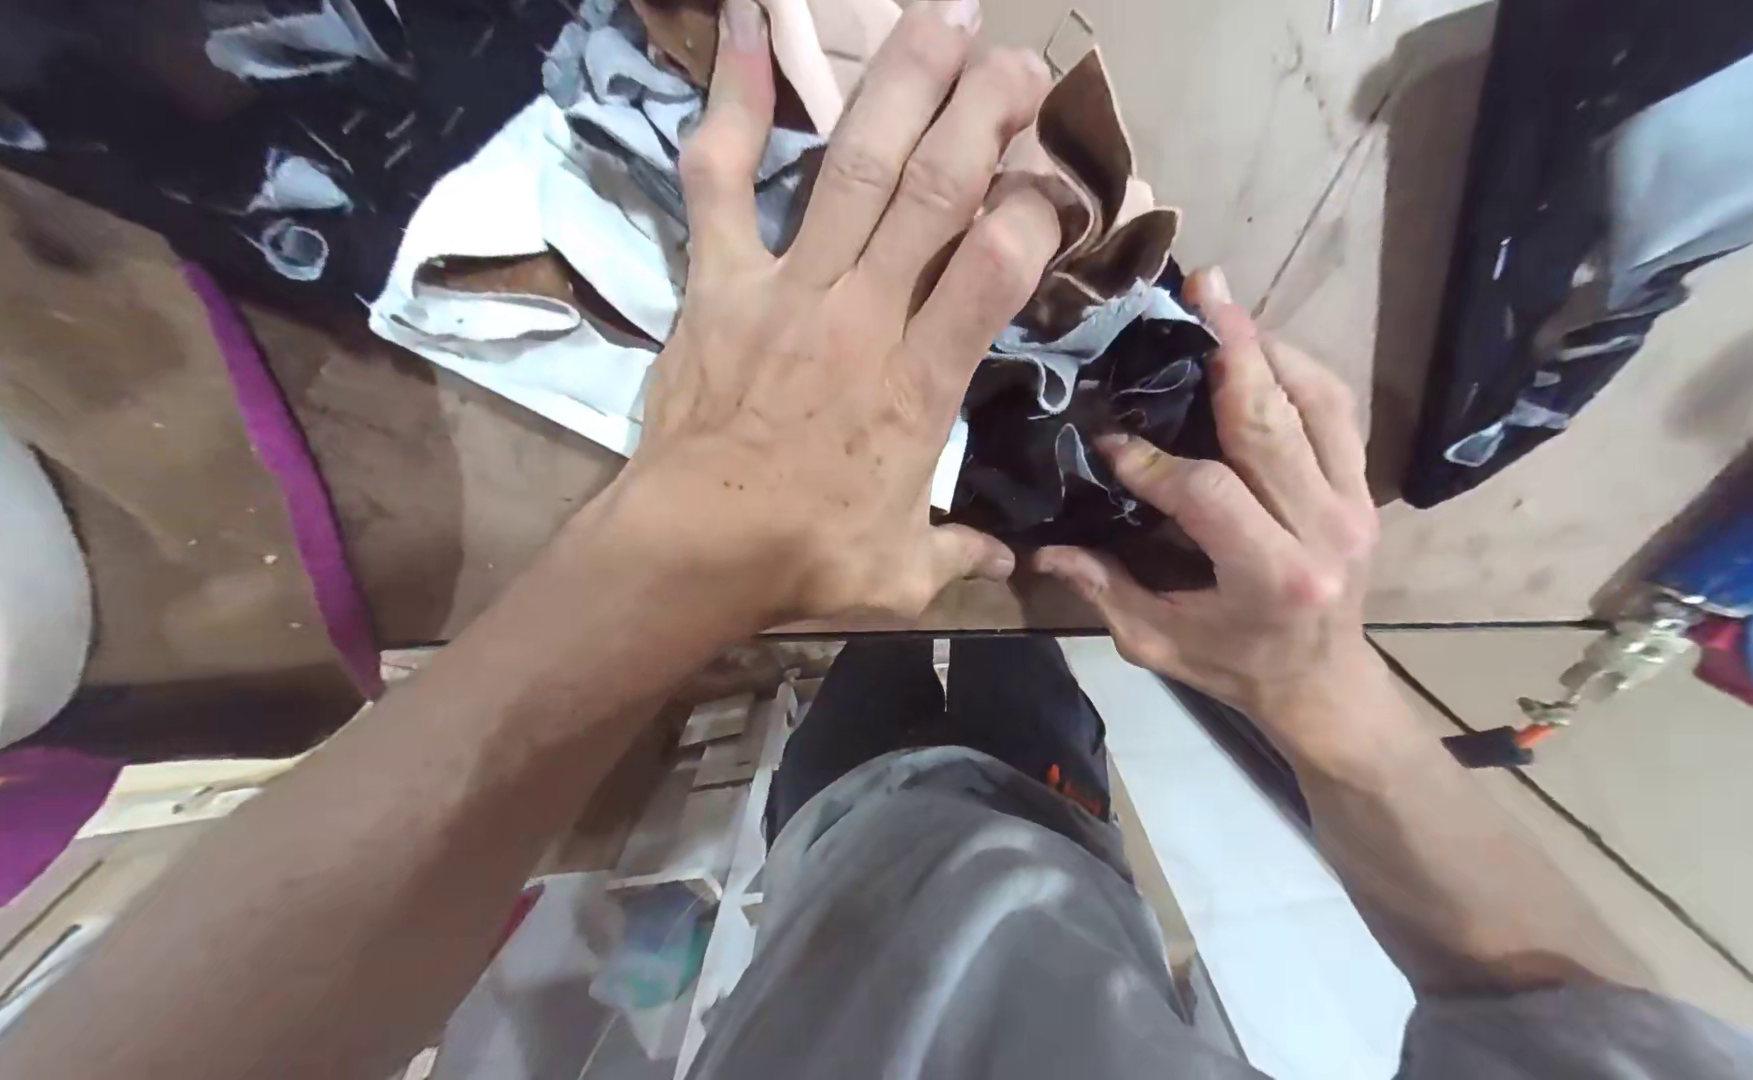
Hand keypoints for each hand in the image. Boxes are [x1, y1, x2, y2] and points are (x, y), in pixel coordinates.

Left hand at [605, 0, 1059, 623]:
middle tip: (1022, 65)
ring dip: (903, 83)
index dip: (1040, 207)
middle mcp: (863, 318)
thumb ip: (959, 556)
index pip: (997, 264)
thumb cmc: (804, 561)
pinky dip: (729, 103)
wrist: (694, 550)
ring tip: (944, 19)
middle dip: (988, 113)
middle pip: (937, 189)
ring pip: (855, 165)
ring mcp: (787, 291)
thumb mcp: (901, 575)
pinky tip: (748, 23)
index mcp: (919, 386)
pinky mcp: (719, 285)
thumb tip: (1007, 565)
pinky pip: (721, 181)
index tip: (1059, 186)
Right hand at [1034, 269, 1387, 749]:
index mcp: (1270, 575)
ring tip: (1224, 303)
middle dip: (1228, 352)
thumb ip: (1103, 591)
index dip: (1150, 462)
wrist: (1324, 683)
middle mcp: (1323, 529)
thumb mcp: (1155, 642)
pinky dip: (1300, 369)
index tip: (1108, 442)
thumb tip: (1042, 552)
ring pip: (1316, 401)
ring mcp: (1354, 502)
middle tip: (1196, 294)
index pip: (1206, 492)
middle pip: (1272, 422)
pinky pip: (1338, 411)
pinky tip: (1259, 344)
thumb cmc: (1233, 667)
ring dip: (1266, 347)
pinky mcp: (1363, 489)